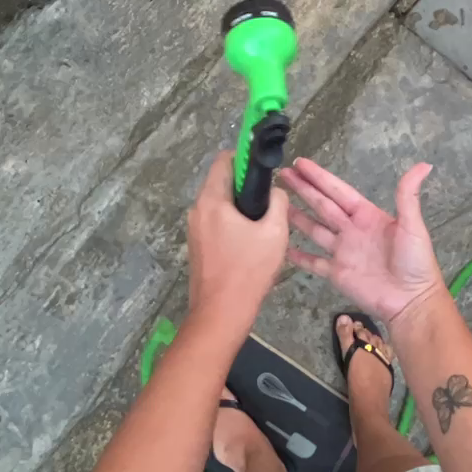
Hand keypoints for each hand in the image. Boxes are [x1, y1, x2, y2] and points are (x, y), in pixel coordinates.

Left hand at [185, 151, 289, 337]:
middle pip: (221, 182)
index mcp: (212, 200)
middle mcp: (197, 210)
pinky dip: (232, 222)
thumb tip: (275, 191)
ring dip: (240, 206)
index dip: (245, 158)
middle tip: (269, 200)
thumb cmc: (249, 269)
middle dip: (245, 185)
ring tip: (263, 223)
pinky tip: (250, 241)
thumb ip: (278, 201)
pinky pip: (215, 222)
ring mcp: (194, 229)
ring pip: (219, 204)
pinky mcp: (197, 246)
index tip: (264, 169)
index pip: (224, 160)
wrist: (221, 313)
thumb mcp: (275, 231)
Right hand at [279, 158, 442, 321]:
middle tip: (283, 174)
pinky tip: (285, 247)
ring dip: (297, 217)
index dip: (319, 177)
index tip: (301, 163)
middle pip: (322, 205)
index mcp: (367, 215)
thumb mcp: (413, 225)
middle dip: (303, 189)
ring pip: (314, 229)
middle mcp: (351, 229)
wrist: (411, 301)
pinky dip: (300, 256)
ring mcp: (342, 251)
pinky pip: (314, 262)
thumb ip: (408, 195)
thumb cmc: (414, 262)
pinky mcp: (337, 273)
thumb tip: (424, 165)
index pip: (338, 190)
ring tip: (279, 204)